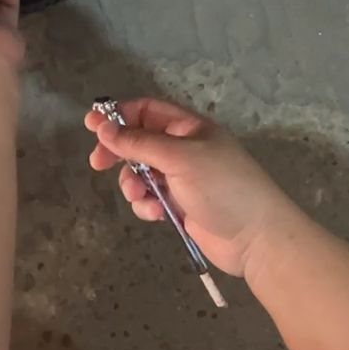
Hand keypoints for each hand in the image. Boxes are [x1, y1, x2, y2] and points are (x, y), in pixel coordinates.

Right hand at [82, 98, 302, 276]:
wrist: (257, 238)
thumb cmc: (223, 187)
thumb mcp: (179, 158)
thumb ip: (139, 142)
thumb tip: (102, 127)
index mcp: (188, 128)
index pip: (146, 111)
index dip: (119, 116)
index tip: (92, 125)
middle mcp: (184, 149)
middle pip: (139, 141)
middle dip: (118, 152)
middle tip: (98, 163)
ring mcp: (182, 178)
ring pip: (140, 173)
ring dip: (132, 184)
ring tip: (140, 197)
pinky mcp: (180, 205)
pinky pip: (150, 197)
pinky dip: (146, 204)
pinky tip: (156, 213)